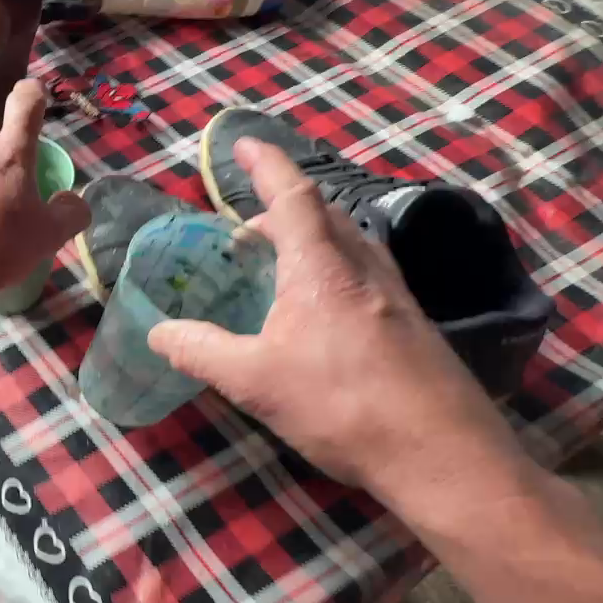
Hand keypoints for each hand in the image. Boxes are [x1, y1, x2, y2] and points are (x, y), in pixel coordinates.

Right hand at [147, 138, 517, 499]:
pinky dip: (327, 269)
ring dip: (307, 238)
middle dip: (280, 209)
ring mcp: (396, 299)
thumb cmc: (342, 406)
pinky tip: (311, 311)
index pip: (293, 199)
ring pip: (348, 245)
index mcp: (323, 271)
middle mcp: (364, 272)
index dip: (265, 166)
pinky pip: (361, 275)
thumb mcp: (251, 380)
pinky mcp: (411, 328)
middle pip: (325, 217)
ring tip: (271, 263)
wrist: (446, 459)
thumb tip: (156, 331)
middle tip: (240, 230)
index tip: (241, 143)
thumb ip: (198, 350)